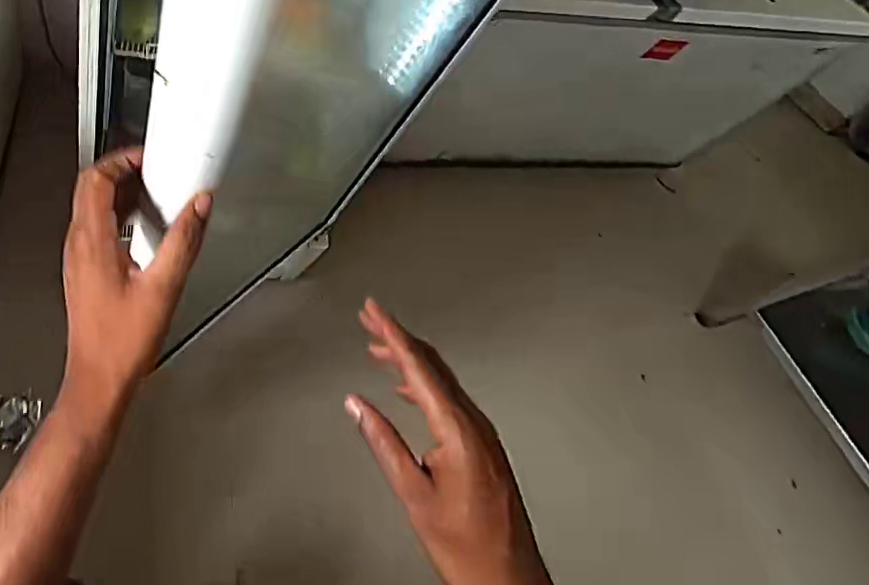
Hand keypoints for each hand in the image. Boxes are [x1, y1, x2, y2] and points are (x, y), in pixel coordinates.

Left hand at [59, 148, 211, 420]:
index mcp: (92, 242)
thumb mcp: (163, 287)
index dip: (120, 159)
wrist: (98, 381)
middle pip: (90, 187)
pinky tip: (144, 227)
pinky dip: (118, 214)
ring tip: (153, 193)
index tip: (145, 157)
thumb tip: (198, 206)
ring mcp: (78, 258)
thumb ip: (183, 240)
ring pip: (91, 206)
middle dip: (121, 170)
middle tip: (151, 168)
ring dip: (120, 192)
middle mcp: (78, 245)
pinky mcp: (84, 270)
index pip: (95, 179)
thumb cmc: (121, 343)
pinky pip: (96, 227)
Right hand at [347, 299, 551, 584]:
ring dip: (410, 357)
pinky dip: (424, 381)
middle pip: (432, 363)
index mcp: (458, 428)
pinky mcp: (484, 444)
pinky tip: (407, 387)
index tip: (373, 311)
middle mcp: (475, 422)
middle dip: (398, 336)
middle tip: (372, 317)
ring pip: (441, 378)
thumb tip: (358, 404)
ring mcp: (483, 432)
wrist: (510, 583)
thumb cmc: (469, 548)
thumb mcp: (414, 494)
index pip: (418, 365)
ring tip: (381, 346)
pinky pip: (450, 396)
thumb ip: (383, 442)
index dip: (392, 332)